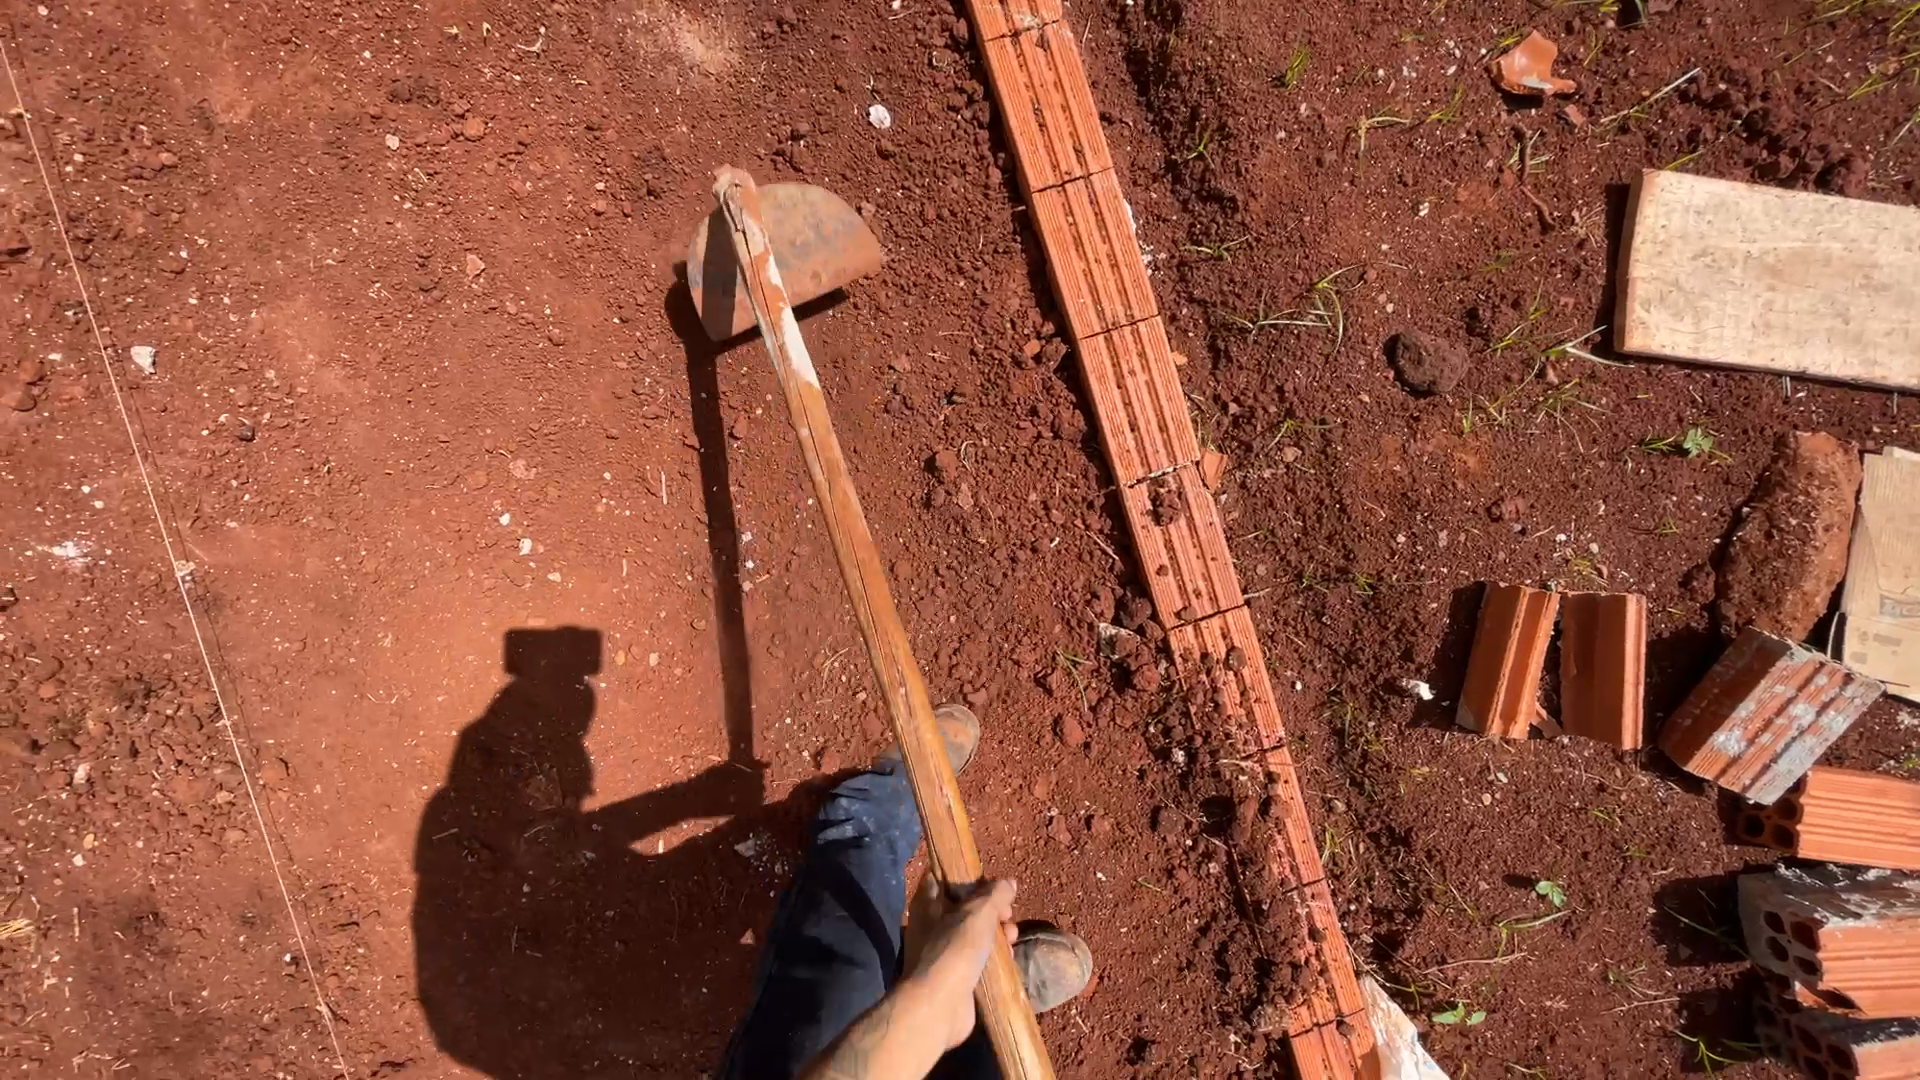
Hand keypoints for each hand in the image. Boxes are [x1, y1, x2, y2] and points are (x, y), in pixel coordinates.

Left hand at [900, 874, 1017, 1050]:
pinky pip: (977, 956)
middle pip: (966, 905)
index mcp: (927, 901)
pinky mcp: (954, 974)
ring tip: (1011, 936)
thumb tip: (1009, 883)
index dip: (969, 875)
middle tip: (1007, 913)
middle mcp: (931, 923)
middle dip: (992, 908)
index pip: (944, 875)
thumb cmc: (955, 949)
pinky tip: (1007, 957)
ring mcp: (942, 950)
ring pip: (974, 932)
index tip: (990, 879)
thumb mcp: (979, 913)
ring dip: (996, 932)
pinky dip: (992, 955)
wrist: (939, 1007)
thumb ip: (995, 894)